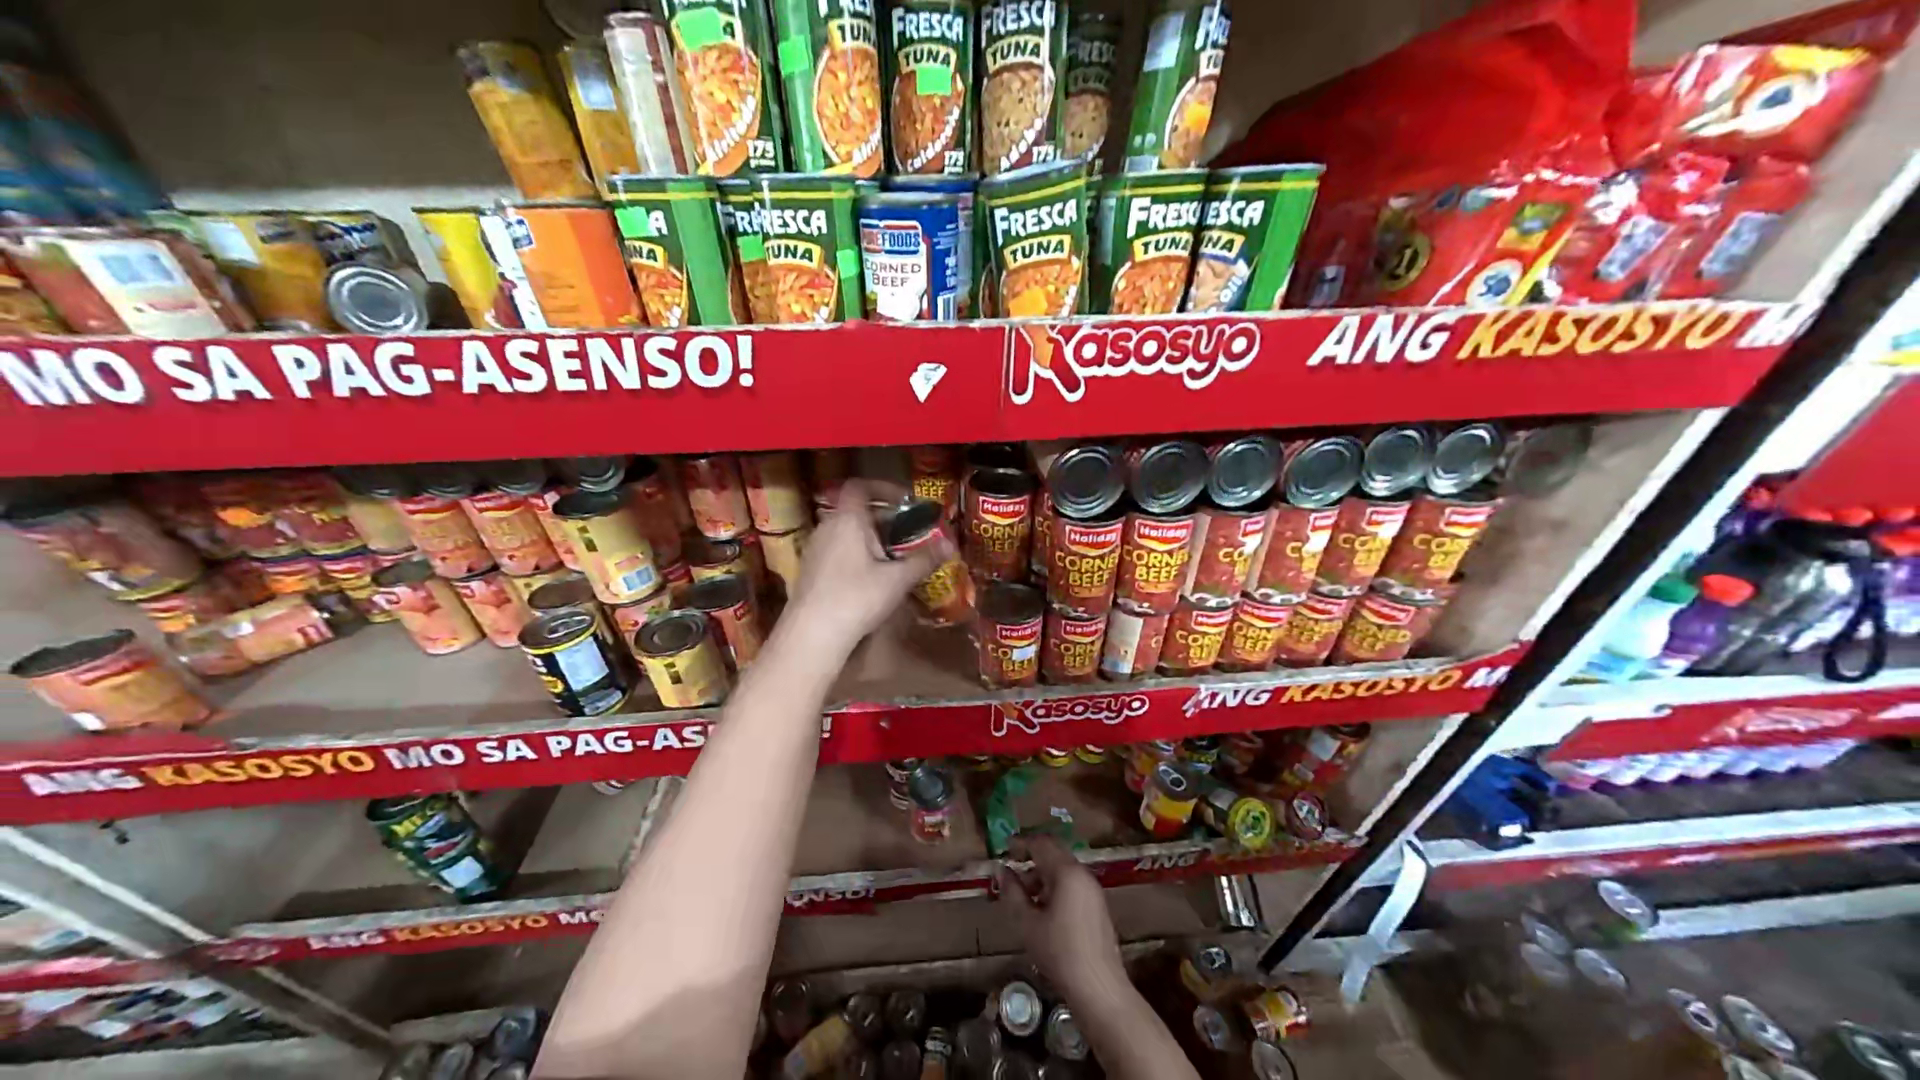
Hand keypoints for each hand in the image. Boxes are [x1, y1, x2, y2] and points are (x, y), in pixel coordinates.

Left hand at [784, 479, 937, 654]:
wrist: (812, 635)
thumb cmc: (857, 598)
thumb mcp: (897, 579)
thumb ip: (924, 559)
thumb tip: (950, 544)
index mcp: (848, 519)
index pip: (860, 486)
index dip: (884, 487)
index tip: (907, 502)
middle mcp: (827, 527)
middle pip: (856, 510)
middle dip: (885, 519)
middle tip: (910, 535)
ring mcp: (815, 549)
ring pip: (847, 533)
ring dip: (871, 539)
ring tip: (895, 558)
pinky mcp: (810, 571)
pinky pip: (837, 551)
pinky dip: (857, 555)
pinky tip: (872, 579)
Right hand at [995, 834, 1126, 997]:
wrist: (1098, 987)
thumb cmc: (1059, 952)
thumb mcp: (1027, 923)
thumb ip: (1012, 893)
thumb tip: (1002, 871)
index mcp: (1067, 872)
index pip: (1042, 843)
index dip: (1021, 843)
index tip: (1005, 850)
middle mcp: (1083, 874)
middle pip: (1054, 854)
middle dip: (1031, 860)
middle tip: (1011, 873)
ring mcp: (1093, 890)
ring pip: (1063, 871)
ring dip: (1042, 876)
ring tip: (1024, 897)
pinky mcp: (1097, 906)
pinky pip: (1073, 885)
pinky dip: (1055, 888)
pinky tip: (1043, 911)